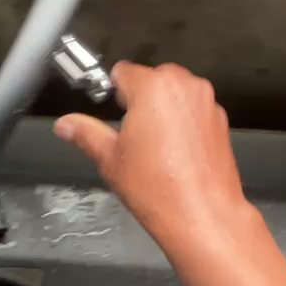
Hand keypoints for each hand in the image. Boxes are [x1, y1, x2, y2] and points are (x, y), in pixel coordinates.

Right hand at [53, 61, 246, 251]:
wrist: (200, 214)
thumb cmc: (159, 189)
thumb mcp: (109, 159)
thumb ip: (85, 133)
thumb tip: (66, 124)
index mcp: (153, 88)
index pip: (123, 71)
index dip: (111, 90)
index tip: (107, 107)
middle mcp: (184, 87)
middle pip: (152, 78)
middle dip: (138, 99)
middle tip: (127, 133)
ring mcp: (206, 102)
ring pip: (174, 94)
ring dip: (160, 110)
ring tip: (150, 147)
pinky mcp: (219, 121)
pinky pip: (193, 111)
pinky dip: (181, 123)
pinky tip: (171, 154)